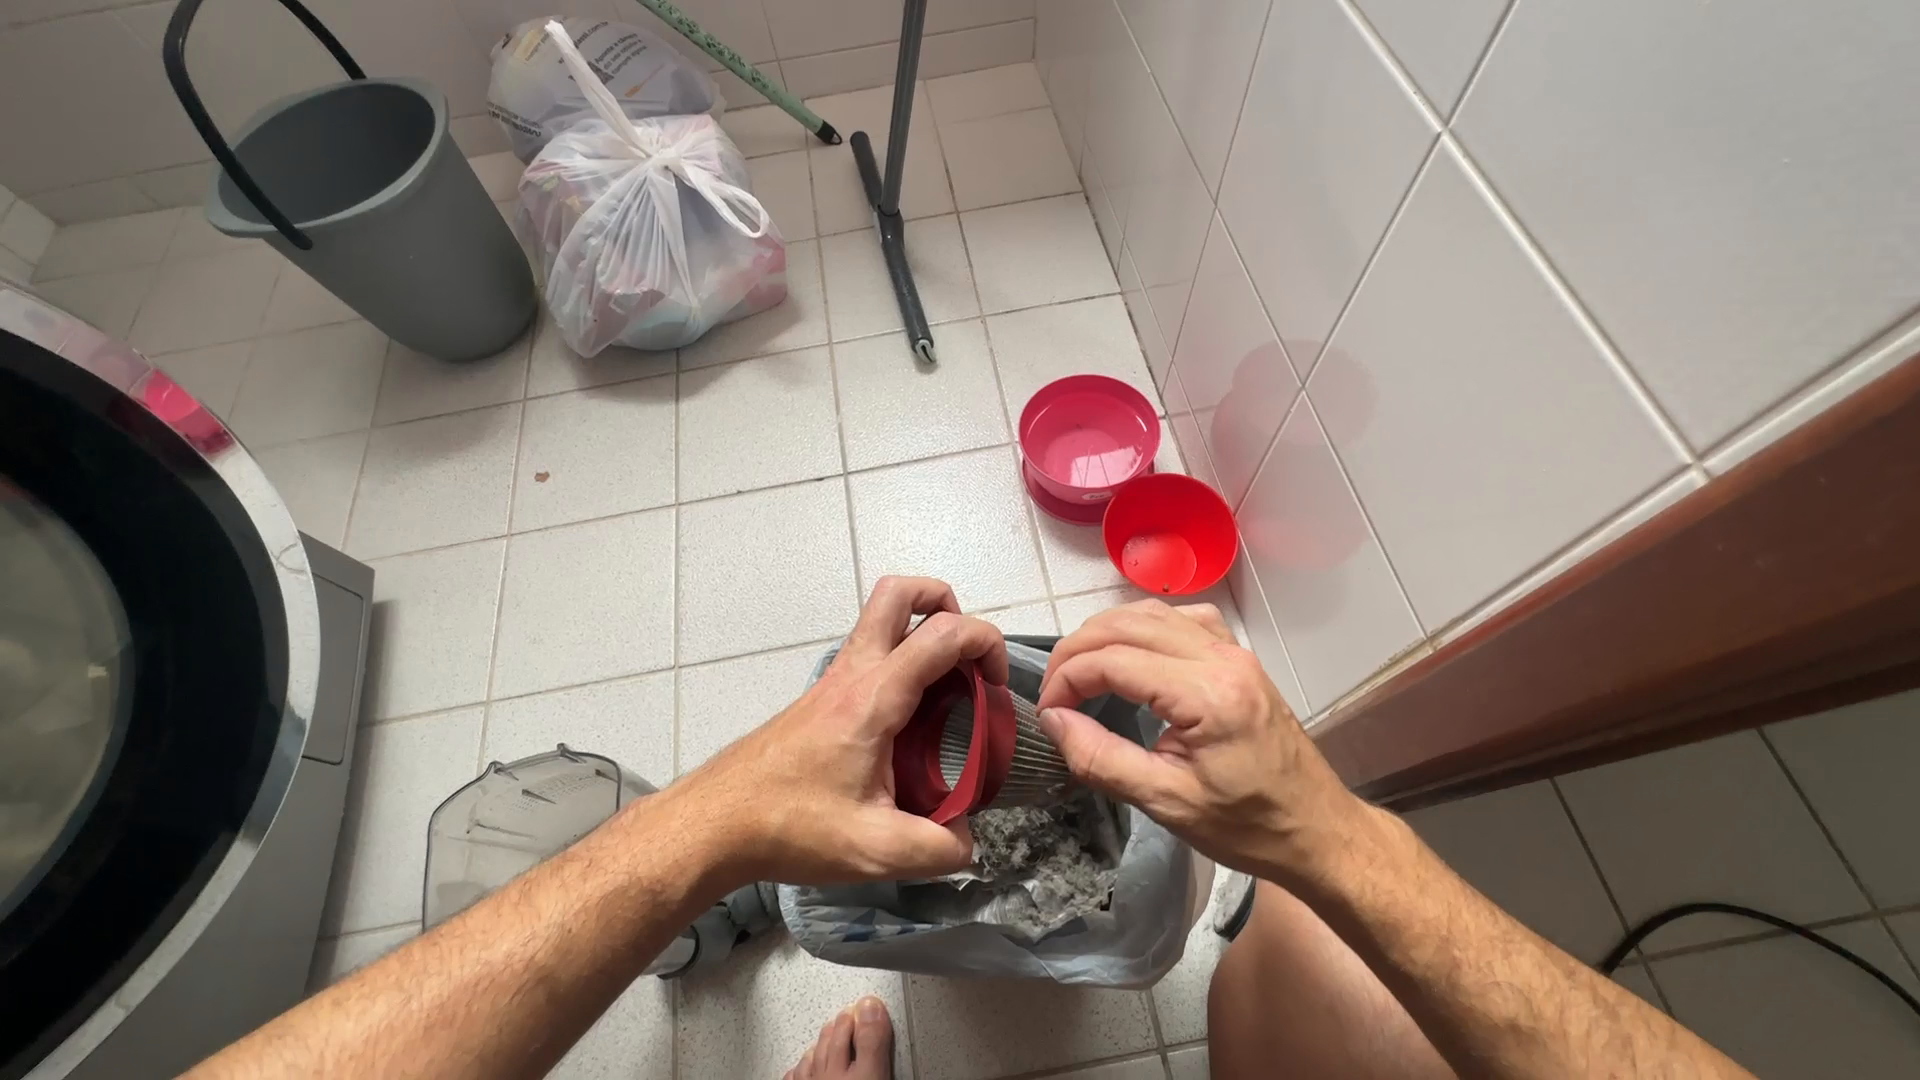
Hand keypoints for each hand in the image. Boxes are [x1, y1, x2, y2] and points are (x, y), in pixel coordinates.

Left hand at [679, 576, 1007, 885]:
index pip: (942, 633)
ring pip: (881, 617)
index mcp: (875, 697)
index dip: (986, 643)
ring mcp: (834, 680)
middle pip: (900, 592)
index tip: (997, 686)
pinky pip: (872, 653)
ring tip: (947, 689)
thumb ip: (936, 849)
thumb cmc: (791, 827)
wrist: (714, 823)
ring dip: (923, 630)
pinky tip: (910, 724)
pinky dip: (903, 662)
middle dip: (945, 602)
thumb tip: (967, 842)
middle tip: (967, 656)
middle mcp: (854, 672)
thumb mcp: (874, 851)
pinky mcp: (823, 697)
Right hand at [1032, 599, 1365, 882]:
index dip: (1067, 679)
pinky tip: (1128, 652)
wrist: (1319, 831)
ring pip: (1151, 612)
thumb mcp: (1166, 802)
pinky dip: (1141, 627)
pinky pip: (1180, 619)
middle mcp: (1221, 657)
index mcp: (1207, 695)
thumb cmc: (1247, 826)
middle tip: (1053, 690)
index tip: (1047, 712)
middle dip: (1076, 650)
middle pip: (1127, 624)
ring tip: (1077, 670)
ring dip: (1105, 633)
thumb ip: (1101, 758)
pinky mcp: (1238, 656)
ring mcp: (1234, 651)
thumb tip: (1052, 719)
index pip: (1114, 660)